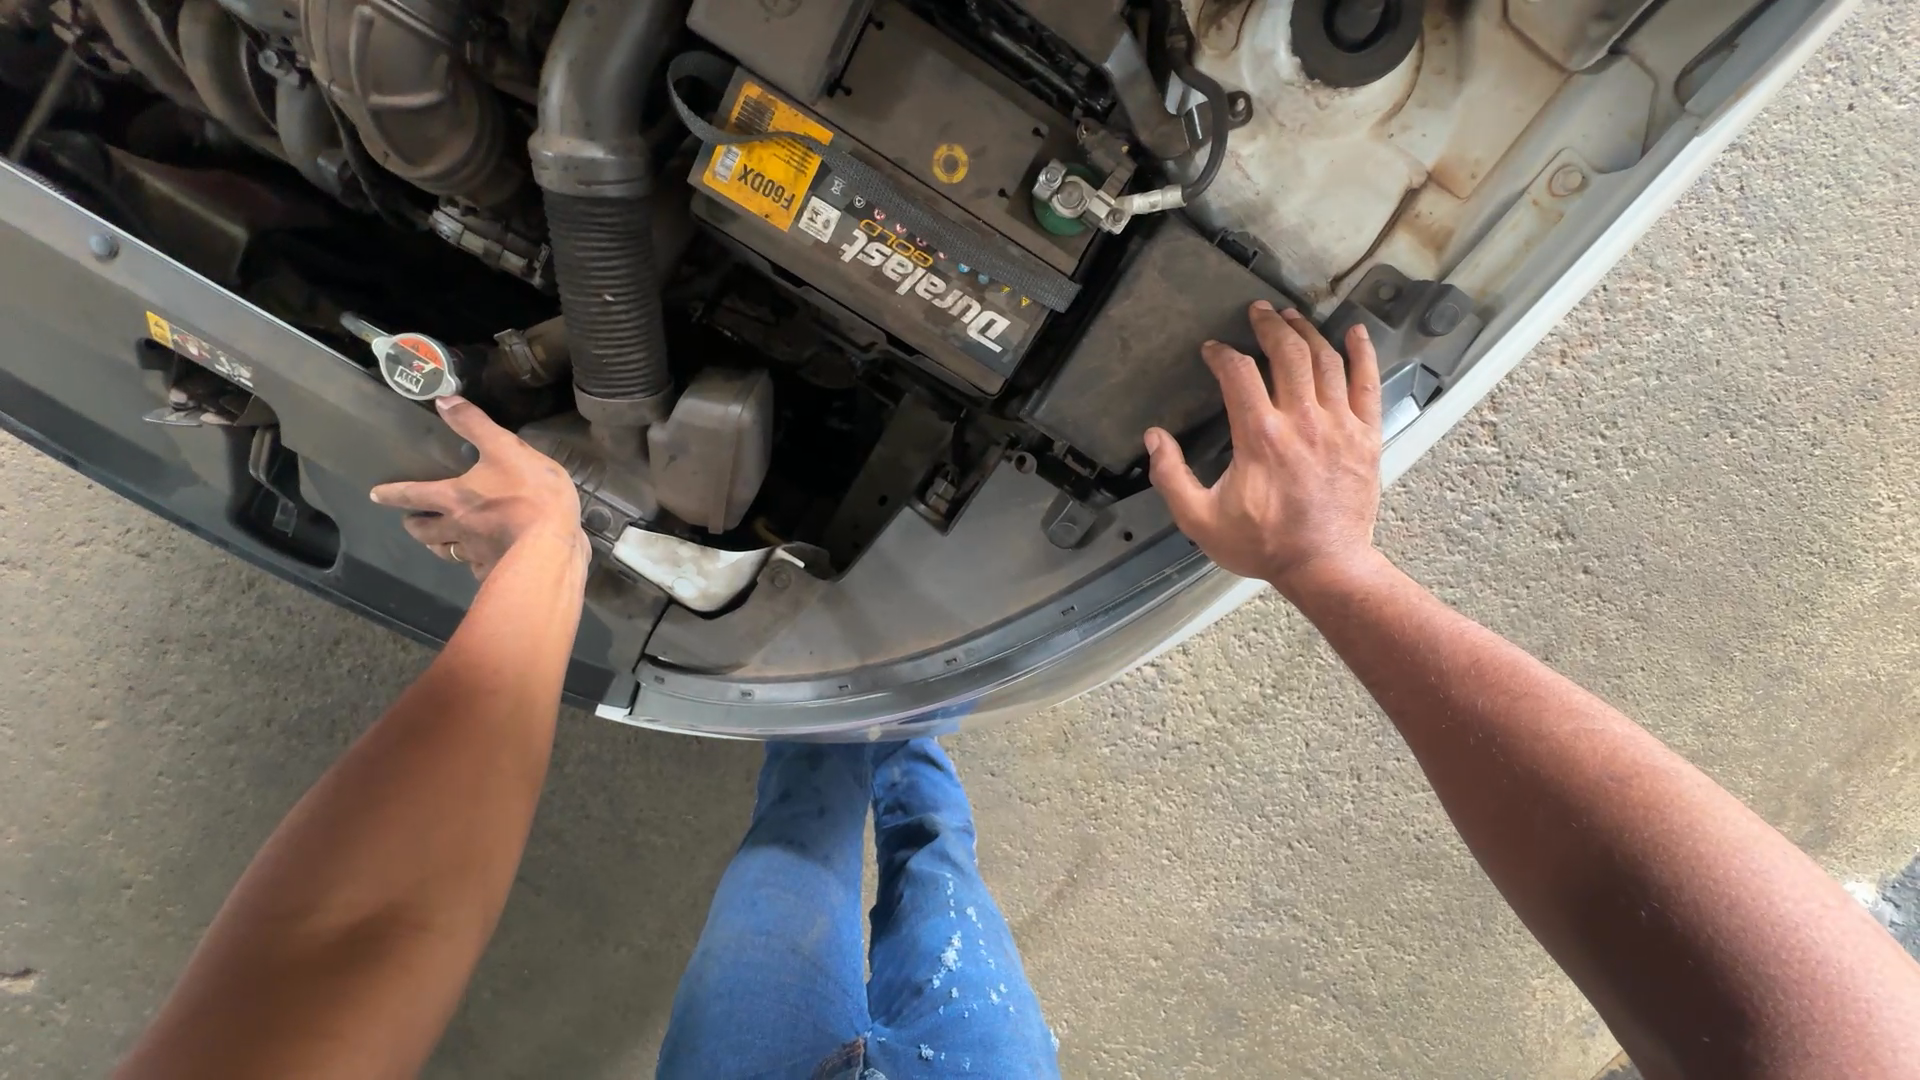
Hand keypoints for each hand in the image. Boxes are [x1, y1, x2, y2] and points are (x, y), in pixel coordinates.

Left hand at [369, 396, 585, 580]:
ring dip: (440, 547)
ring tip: (442, 544)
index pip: (413, 494)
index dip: (393, 494)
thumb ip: (476, 426)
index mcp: (453, 498)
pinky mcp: (498, 569)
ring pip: (448, 552)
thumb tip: (443, 400)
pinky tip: (485, 563)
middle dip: (415, 526)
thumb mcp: (508, 449)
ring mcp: (477, 553)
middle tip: (413, 522)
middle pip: (425, 531)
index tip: (377, 495)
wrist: (552, 545)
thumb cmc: (530, 494)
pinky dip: (477, 565)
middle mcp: (457, 528)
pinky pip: (479, 569)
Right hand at [1145, 301, 1384, 594]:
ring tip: (1293, 317)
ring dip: (1307, 332)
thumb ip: (1170, 476)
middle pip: (1287, 353)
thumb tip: (1153, 438)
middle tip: (1258, 311)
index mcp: (1258, 436)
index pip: (1238, 374)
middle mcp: (1300, 420)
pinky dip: (1362, 353)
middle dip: (1269, 326)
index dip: (1222, 355)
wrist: (1324, 566)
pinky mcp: (1366, 436)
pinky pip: (1368, 383)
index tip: (1212, 351)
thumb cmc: (1259, 544)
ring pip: (1326, 361)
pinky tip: (1353, 332)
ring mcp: (1338, 425)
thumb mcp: (1198, 519)